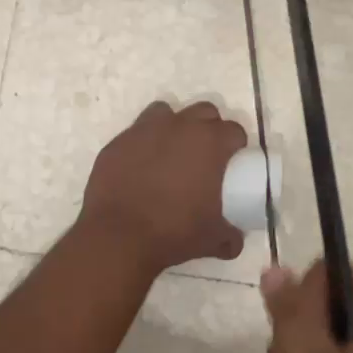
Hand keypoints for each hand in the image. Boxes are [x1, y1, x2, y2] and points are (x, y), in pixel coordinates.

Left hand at [79, 101, 247, 273]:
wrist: (118, 237)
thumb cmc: (174, 232)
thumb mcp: (213, 239)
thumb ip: (230, 237)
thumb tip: (234, 240)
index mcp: (209, 143)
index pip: (234, 130)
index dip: (236, 146)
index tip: (232, 163)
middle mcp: (178, 127)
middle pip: (203, 112)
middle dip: (208, 128)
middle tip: (205, 156)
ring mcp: (144, 130)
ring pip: (166, 113)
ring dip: (174, 127)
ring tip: (171, 154)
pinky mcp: (117, 142)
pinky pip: (136, 133)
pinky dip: (143, 144)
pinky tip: (140, 167)